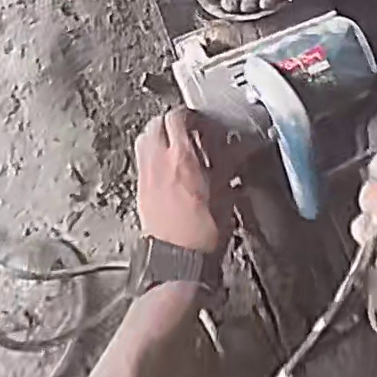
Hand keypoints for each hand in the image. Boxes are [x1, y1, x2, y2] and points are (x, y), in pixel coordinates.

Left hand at [134, 108, 235, 253]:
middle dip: (173, 123)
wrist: (177, 262)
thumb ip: (227, 166)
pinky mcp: (140, 189)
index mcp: (181, 158)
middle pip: (157, 123)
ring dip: (160, 136)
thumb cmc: (202, 234)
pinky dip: (154, 155)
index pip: (178, 117)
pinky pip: (143, 159)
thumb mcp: (224, 194)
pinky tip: (169, 168)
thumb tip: (236, 151)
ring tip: (178, 147)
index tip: (204, 123)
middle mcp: (158, 161)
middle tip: (190, 131)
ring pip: (145, 138)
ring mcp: (146, 175)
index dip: (191, 115)